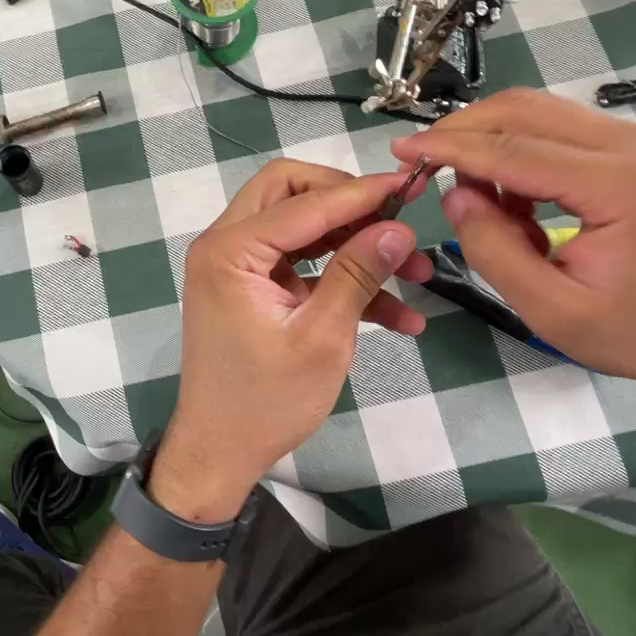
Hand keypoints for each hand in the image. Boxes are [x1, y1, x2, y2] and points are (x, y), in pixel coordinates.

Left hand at [154, 160, 435, 521]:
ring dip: (354, 244)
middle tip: (394, 218)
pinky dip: (342, 282)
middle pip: (290, 194)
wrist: (220, 452)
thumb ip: (357, 274)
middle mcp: (225, 246)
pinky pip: (301, 269)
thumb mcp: (321, 337)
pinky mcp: (253, 291)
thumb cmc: (265, 401)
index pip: (304, 202)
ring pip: (301, 229)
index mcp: (230, 250)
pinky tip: (399, 316)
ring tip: (416, 270)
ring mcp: (237, 269)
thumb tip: (398, 227)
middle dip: (347, 202)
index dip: (361, 192)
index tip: (412, 183)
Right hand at [390, 89, 635, 409]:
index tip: (400, 149)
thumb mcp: (550, 309)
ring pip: (542, 113)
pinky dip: (522, 154)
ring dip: (492, 143)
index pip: (514, 148)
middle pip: (527, 110)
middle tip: (422, 164)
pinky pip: (562, 131)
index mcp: (625, 185)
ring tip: (474, 197)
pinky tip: (515, 201)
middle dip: (465, 131)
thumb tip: (455, 194)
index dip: (450, 147)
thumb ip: (493, 248)